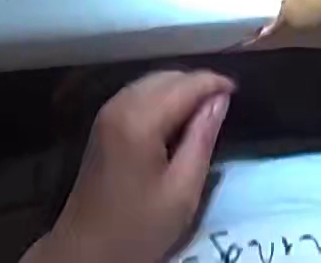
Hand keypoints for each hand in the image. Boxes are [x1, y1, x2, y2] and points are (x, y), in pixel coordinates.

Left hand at [28, 70, 231, 262]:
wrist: (83, 253)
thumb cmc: (137, 229)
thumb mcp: (181, 193)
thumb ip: (203, 138)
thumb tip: (220, 99)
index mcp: (140, 119)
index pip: (186, 85)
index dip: (215, 83)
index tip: (237, 91)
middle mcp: (122, 102)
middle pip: (170, 76)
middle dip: (198, 84)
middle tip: (222, 105)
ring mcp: (110, 108)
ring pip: (155, 80)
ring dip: (181, 88)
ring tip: (204, 111)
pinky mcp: (105, 117)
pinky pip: (142, 91)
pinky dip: (163, 95)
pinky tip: (176, 116)